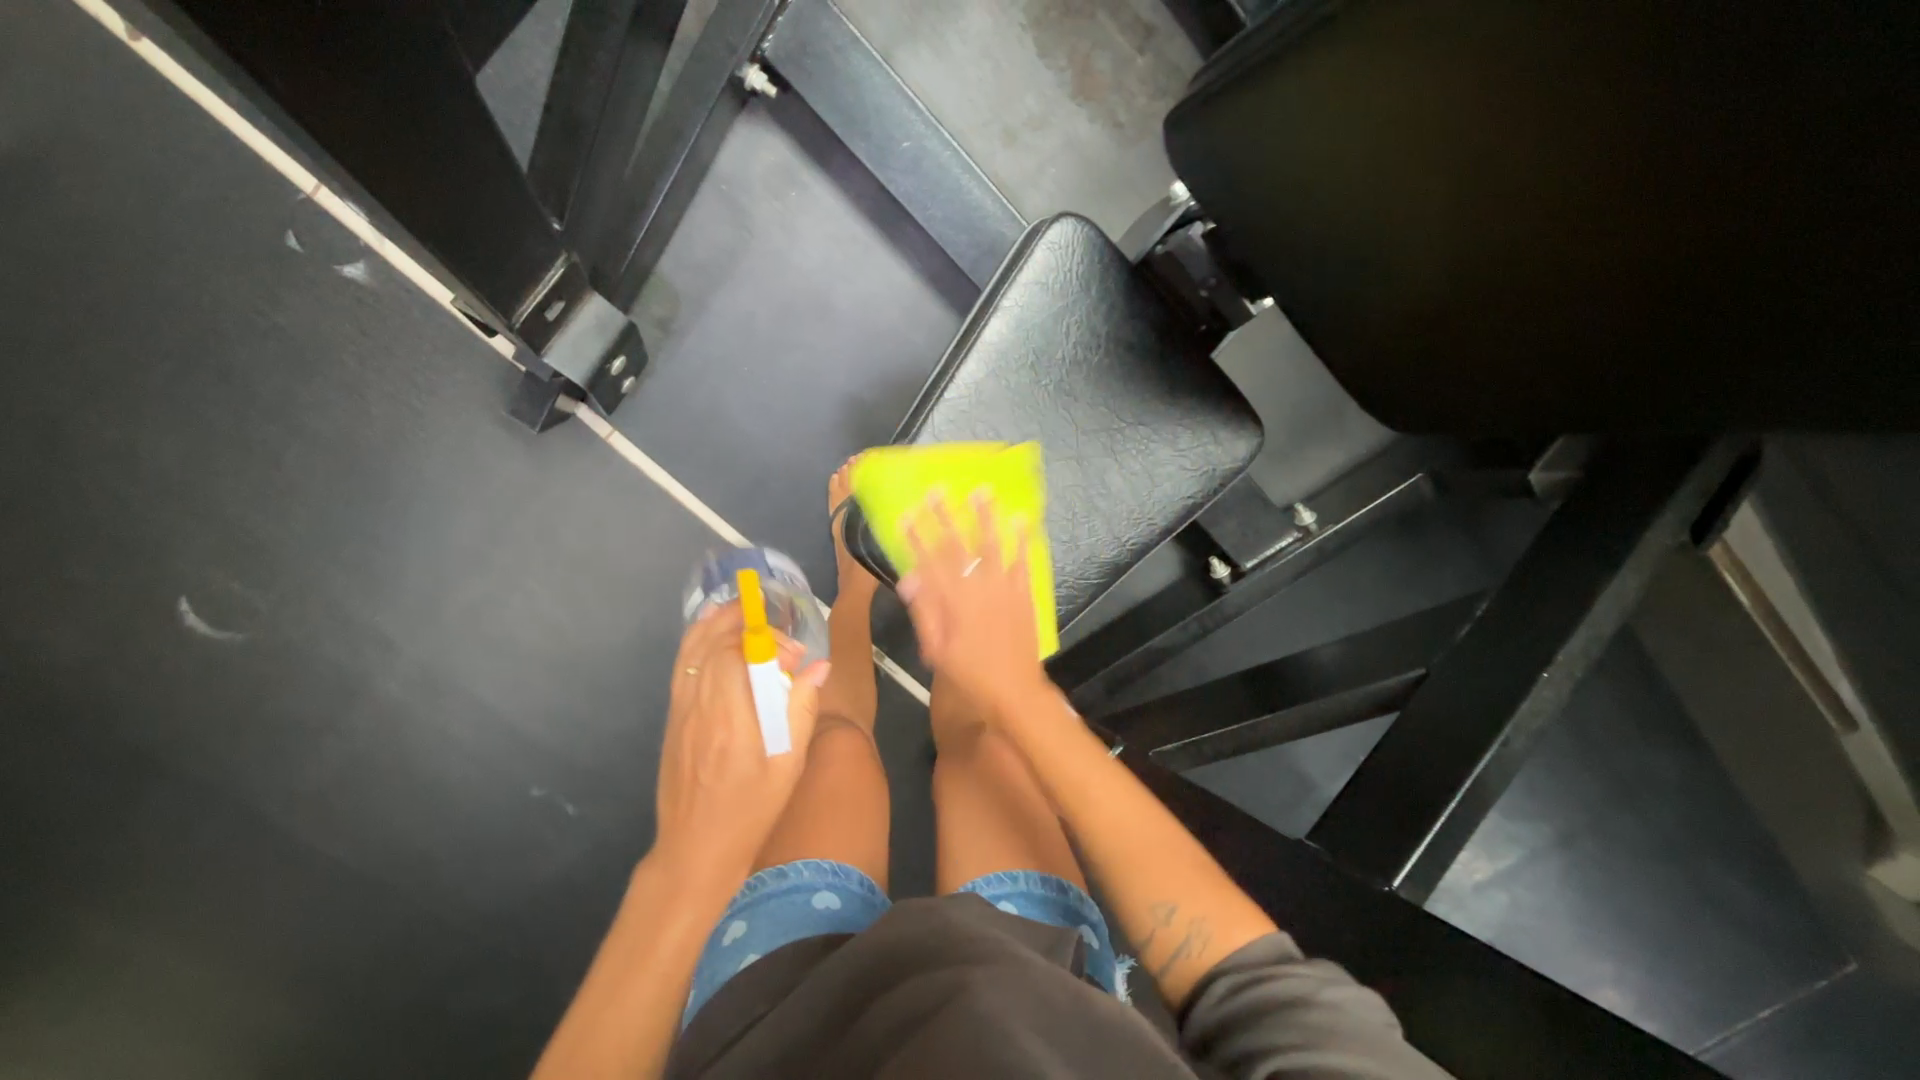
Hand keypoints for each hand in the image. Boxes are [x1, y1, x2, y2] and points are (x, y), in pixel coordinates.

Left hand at [653, 604, 830, 876]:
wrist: (695, 849)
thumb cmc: (750, 813)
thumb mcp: (788, 767)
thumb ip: (801, 711)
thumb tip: (818, 668)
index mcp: (731, 720)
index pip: (739, 655)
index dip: (766, 640)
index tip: (793, 654)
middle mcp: (699, 707)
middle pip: (712, 645)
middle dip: (743, 623)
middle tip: (771, 620)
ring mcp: (680, 712)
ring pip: (691, 651)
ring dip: (714, 623)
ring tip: (738, 607)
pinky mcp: (673, 719)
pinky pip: (682, 667)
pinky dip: (695, 641)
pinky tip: (709, 632)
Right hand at [898, 491, 1054, 718]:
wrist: (1014, 691)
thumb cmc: (970, 675)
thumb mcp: (937, 648)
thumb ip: (924, 611)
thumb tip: (909, 579)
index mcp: (952, 601)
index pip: (928, 561)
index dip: (915, 537)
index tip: (905, 514)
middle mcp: (977, 587)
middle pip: (958, 545)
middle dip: (945, 516)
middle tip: (936, 490)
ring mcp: (1003, 588)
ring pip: (992, 545)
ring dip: (985, 516)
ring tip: (981, 491)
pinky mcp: (1024, 593)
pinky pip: (1022, 560)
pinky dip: (1021, 539)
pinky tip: (1020, 518)